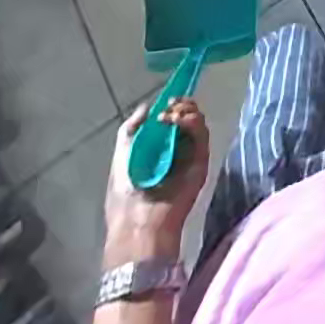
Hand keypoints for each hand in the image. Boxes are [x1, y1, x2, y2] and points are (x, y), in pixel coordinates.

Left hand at [102, 97, 209, 265]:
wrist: (137, 223)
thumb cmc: (125, 194)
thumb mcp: (121, 156)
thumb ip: (130, 129)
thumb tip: (147, 106)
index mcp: (159, 148)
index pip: (172, 119)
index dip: (172, 106)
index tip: (166, 100)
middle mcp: (177, 149)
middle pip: (188, 117)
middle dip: (182, 105)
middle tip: (171, 106)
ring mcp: (191, 155)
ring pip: (198, 124)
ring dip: (187, 112)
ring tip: (172, 115)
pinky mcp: (201, 162)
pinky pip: (202, 137)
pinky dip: (194, 123)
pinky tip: (179, 121)